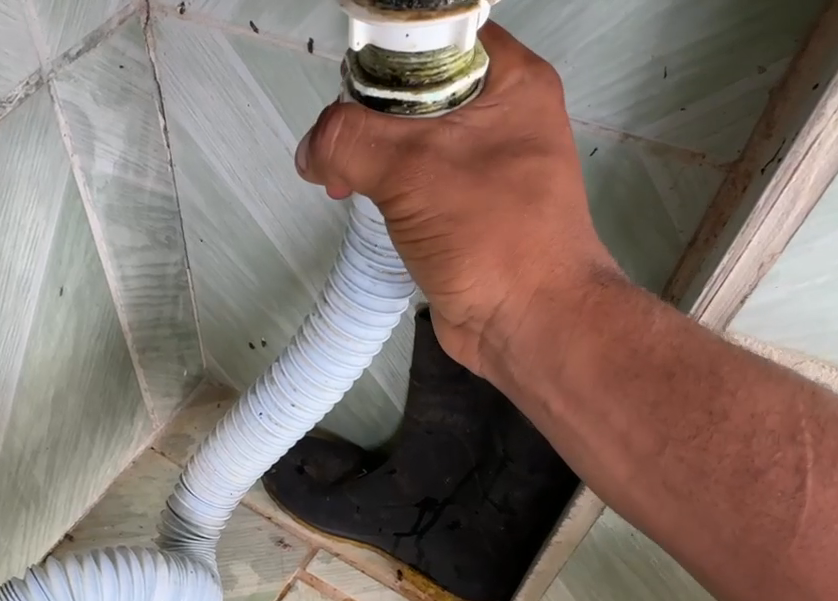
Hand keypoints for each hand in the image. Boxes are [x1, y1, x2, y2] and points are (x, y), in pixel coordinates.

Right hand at [294, 23, 627, 380]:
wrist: (528, 324)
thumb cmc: (490, 236)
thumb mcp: (414, 171)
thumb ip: (351, 143)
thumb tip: (309, 151)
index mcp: (511, 82)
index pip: (438, 39)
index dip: (387, 58)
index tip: (350, 94)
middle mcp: (500, 117)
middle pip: (416, 91)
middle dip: (368, 117)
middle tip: (340, 149)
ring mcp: (483, 168)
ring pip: (410, 141)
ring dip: (371, 159)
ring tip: (343, 183)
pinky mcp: (463, 212)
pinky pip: (414, 184)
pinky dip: (384, 191)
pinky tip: (365, 206)